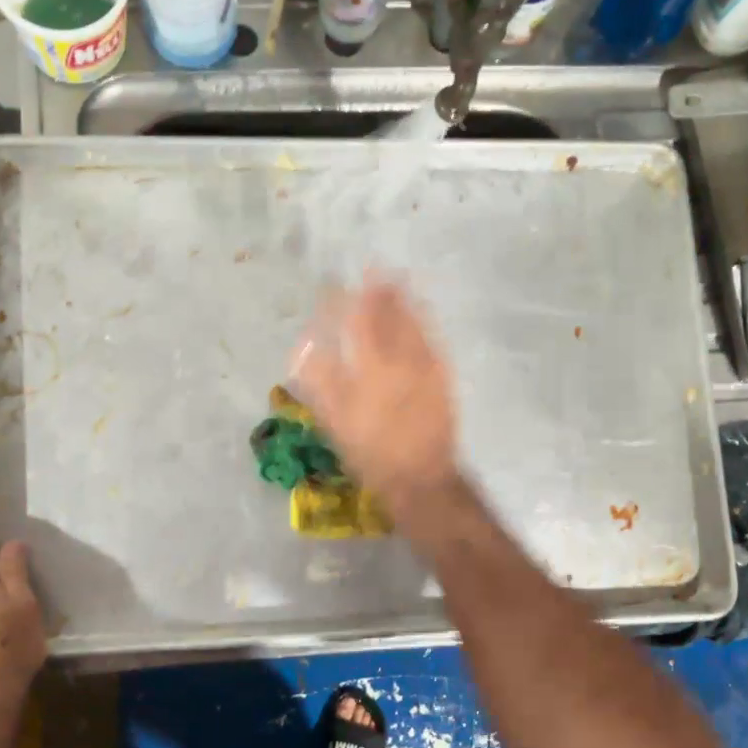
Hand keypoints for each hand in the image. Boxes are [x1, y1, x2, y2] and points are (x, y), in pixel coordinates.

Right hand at [288, 274, 459, 511]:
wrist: (420, 477)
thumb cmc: (370, 454)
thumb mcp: (335, 422)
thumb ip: (320, 379)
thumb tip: (304, 345)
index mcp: (370, 366)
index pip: (357, 321)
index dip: (346, 301)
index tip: (337, 286)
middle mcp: (400, 358)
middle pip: (390, 316)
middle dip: (380, 291)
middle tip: (373, 269)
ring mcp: (426, 367)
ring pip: (415, 324)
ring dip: (405, 300)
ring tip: (397, 281)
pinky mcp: (443, 379)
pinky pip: (434, 341)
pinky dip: (426, 323)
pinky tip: (423, 317)